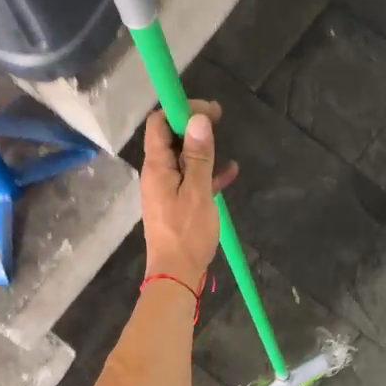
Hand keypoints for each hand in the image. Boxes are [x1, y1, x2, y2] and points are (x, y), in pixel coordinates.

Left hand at [141, 100, 239, 288]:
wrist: (176, 276)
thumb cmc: (187, 235)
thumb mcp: (197, 193)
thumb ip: (199, 156)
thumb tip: (198, 119)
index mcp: (156, 167)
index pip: (159, 123)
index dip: (181, 110)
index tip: (208, 112)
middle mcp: (156, 175)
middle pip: (170, 139)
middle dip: (193, 127)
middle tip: (219, 123)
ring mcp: (165, 192)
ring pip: (182, 161)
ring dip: (202, 151)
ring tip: (225, 147)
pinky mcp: (175, 207)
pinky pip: (189, 182)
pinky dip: (206, 175)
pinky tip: (229, 174)